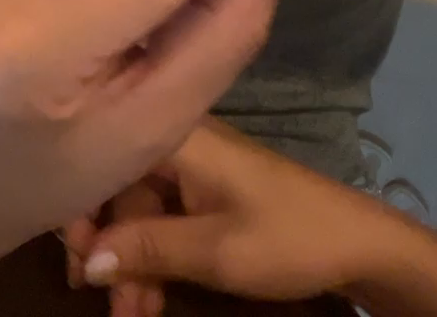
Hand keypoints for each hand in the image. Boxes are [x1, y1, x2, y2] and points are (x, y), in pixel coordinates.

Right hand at [74, 120, 401, 305]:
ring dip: (131, 259)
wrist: (359, 244)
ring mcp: (194, 164)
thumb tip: (86, 260)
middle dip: (109, 244)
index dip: (84, 203)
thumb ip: (148, 248)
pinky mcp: (207, 187)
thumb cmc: (287, 236)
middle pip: (121, 184)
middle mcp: (180, 140)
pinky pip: (163, 213)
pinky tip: (149, 296)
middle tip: (98, 299)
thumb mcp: (216, 251)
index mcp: (179, 137)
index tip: (77, 257)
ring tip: (130, 316)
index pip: (109, 154)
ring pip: (141, 205)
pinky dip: (154, 253)